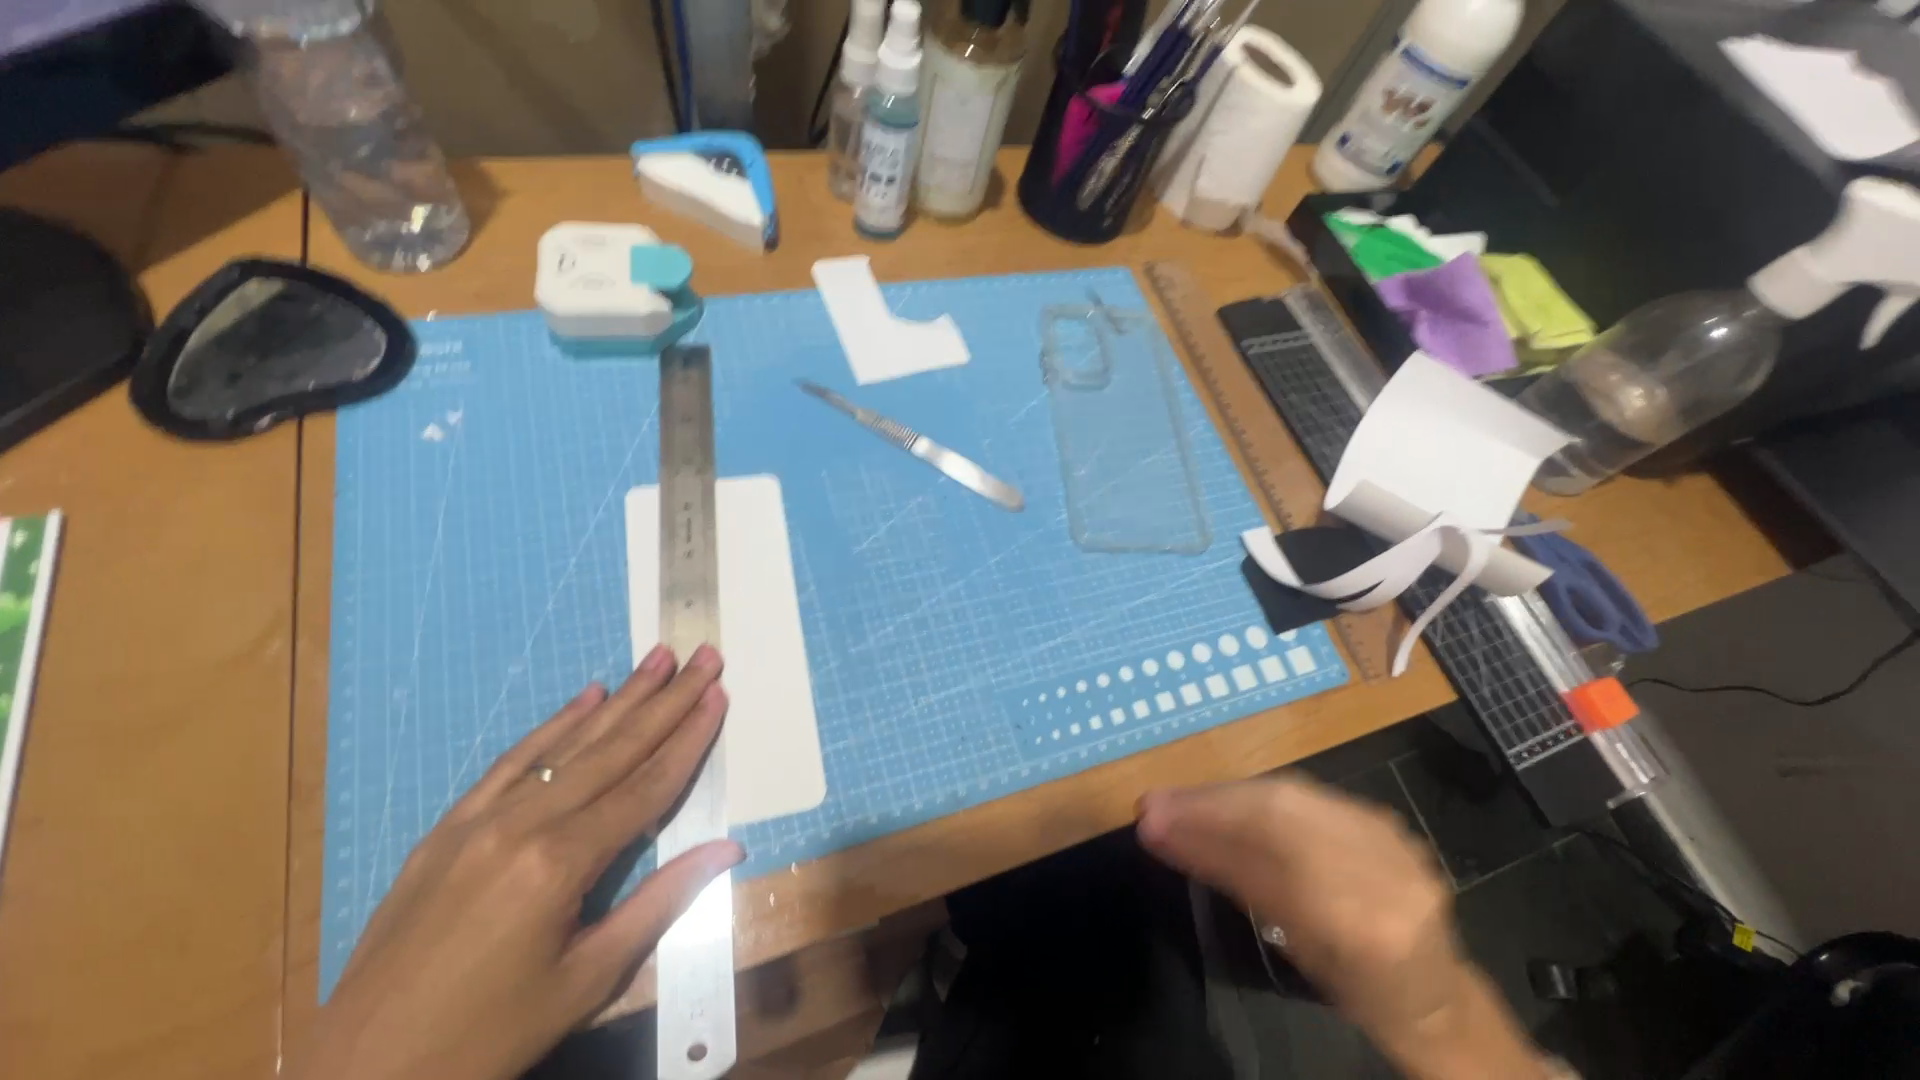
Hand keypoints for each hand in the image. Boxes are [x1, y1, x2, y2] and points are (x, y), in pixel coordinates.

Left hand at [289, 644, 741, 1079]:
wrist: (363, 1070)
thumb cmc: (491, 1034)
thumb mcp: (588, 980)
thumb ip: (661, 902)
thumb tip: (729, 850)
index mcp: (561, 864)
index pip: (645, 787)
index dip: (688, 739)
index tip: (718, 695)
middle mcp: (522, 824)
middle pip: (612, 749)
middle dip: (666, 700)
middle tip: (703, 656)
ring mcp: (479, 819)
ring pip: (566, 744)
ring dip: (619, 699)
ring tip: (657, 659)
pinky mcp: (448, 827)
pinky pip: (511, 762)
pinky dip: (553, 726)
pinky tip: (584, 698)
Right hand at [1138, 776, 1549, 1079]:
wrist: (1433, 997)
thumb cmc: (1354, 990)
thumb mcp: (1295, 950)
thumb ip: (1236, 883)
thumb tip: (1164, 837)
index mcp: (1360, 926)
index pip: (1267, 860)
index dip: (1204, 830)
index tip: (1148, 820)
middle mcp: (1383, 873)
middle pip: (1282, 811)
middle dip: (1209, 802)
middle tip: (1154, 803)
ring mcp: (1392, 841)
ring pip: (1296, 795)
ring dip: (1230, 794)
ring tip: (1182, 800)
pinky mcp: (1391, 822)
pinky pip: (1313, 797)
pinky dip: (1262, 795)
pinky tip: (1231, 799)